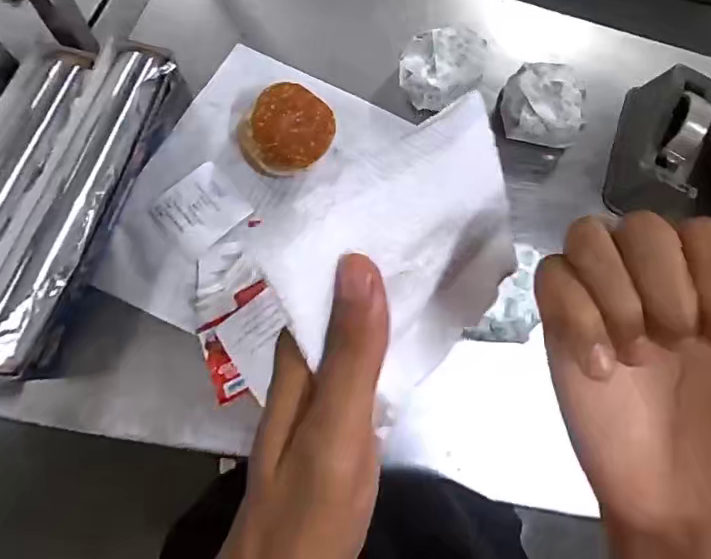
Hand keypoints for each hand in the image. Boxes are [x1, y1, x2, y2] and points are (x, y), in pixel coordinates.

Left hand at [219, 254, 388, 558]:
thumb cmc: (307, 505)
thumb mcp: (334, 425)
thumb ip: (351, 353)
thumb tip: (357, 262)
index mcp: (295, 359)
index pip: (314, 283)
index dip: (342, 247)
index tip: (377, 207)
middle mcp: (303, 368)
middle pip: (332, 303)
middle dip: (365, 266)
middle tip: (410, 226)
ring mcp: (321, 396)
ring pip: (348, 329)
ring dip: (374, 298)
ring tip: (415, 262)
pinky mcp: (339, 420)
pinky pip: (362, 360)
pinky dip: (382, 337)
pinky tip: (405, 330)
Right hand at [537, 214, 710, 558]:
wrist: (683, 509)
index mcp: (706, 279)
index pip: (704, 231)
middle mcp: (649, 271)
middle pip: (643, 225)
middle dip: (667, 290)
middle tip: (679, 348)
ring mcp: (601, 290)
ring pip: (591, 235)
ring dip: (619, 296)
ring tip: (636, 355)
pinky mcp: (558, 316)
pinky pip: (553, 276)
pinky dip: (577, 317)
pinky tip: (602, 368)